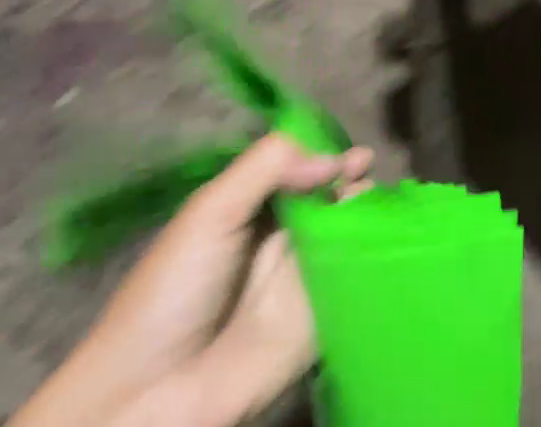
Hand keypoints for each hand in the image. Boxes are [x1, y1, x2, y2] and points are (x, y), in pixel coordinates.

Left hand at [11, 135, 374, 426]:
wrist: (160, 390)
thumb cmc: (174, 290)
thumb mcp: (210, 212)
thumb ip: (268, 168)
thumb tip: (335, 159)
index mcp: (254, 208)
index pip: (301, 167)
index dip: (326, 153)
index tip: (348, 151)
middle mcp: (287, 235)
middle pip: (333, 192)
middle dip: (353, 175)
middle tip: (362, 169)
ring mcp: (312, 271)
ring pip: (352, 226)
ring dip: (366, 206)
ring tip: (365, 197)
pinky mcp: (332, 307)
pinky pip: (362, 271)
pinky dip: (378, 250)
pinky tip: (381, 232)